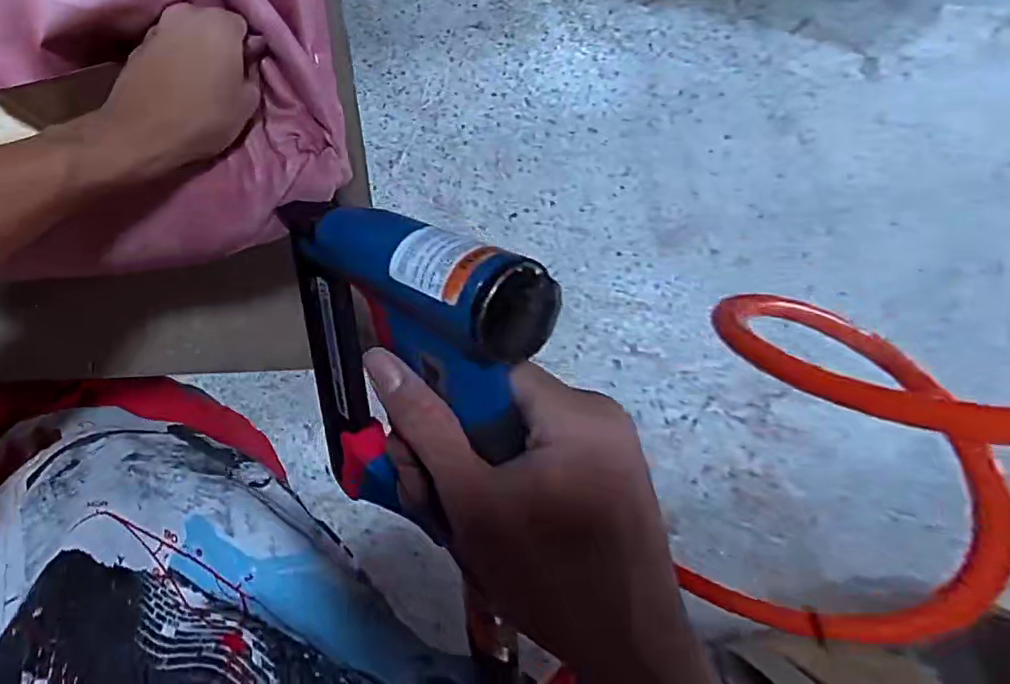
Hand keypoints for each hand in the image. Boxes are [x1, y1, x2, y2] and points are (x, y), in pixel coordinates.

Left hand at [68, 4, 260, 182]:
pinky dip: (168, 62)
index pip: (242, 29)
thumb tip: (247, 57)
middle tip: (216, 79)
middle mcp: (186, 14)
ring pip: (184, 36)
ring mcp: (156, 28)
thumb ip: (252, 72)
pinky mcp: (134, 48)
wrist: (135, 136)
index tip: (239, 75)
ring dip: (189, 53)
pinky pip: (162, 50)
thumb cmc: (200, 119)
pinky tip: (168, 86)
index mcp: (220, 20)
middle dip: (215, 46)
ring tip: (190, 85)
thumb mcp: (246, 105)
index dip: (243, 52)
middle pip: (210, 26)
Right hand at [365, 350, 714, 683]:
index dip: (432, 390)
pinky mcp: (595, 475)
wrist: (630, 664)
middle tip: (421, 486)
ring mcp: (598, 448)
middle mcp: (592, 417)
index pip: (477, 366)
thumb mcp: (469, 497)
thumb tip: (379, 357)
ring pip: (495, 430)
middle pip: (483, 400)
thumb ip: (422, 422)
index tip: (406, 428)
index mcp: (574, 412)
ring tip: (445, 511)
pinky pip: (520, 452)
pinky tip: (476, 515)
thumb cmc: (549, 578)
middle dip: (440, 442)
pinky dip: (488, 477)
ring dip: (458, 465)